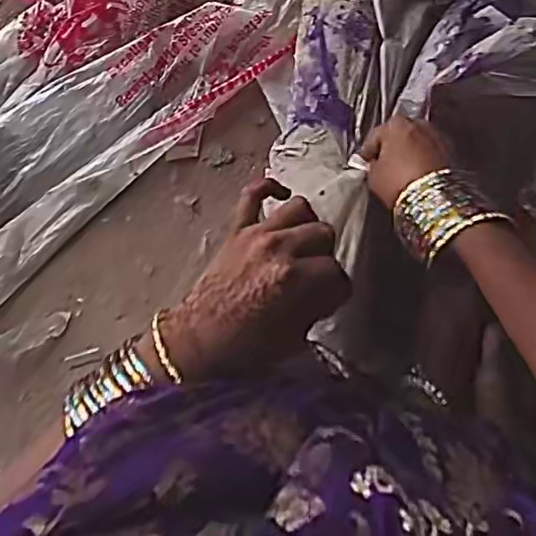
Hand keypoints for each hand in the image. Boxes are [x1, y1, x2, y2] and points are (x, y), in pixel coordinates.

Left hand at [160, 178, 350, 378]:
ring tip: (304, 242)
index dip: (338, 290)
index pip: (336, 272)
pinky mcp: (237, 229)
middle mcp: (277, 248)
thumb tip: (327, 292)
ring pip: (300, 208)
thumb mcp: (291, 339)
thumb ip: (315, 308)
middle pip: (324, 234)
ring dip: (307, 225)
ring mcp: (256, 233)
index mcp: (292, 278)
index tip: (333, 298)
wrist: (197, 341)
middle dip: (326, 257)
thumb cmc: (242, 347)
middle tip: (318, 274)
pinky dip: (269, 188)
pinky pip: (253, 193)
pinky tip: (281, 196)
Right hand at [360, 114, 453, 209]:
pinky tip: (417, 172)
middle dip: (392, 147)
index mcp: (394, 124)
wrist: (434, 198)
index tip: (367, 161)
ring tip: (402, 171)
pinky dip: (423, 158)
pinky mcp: (449, 149)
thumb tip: (376, 164)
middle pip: (398, 135)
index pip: (375, 136)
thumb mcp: (373, 176)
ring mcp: (435, 135)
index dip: (368, 151)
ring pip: (415, 142)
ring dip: (409, 151)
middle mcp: (417, 123)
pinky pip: (428, 151)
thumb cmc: (399, 182)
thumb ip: (372, 164)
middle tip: (385, 165)